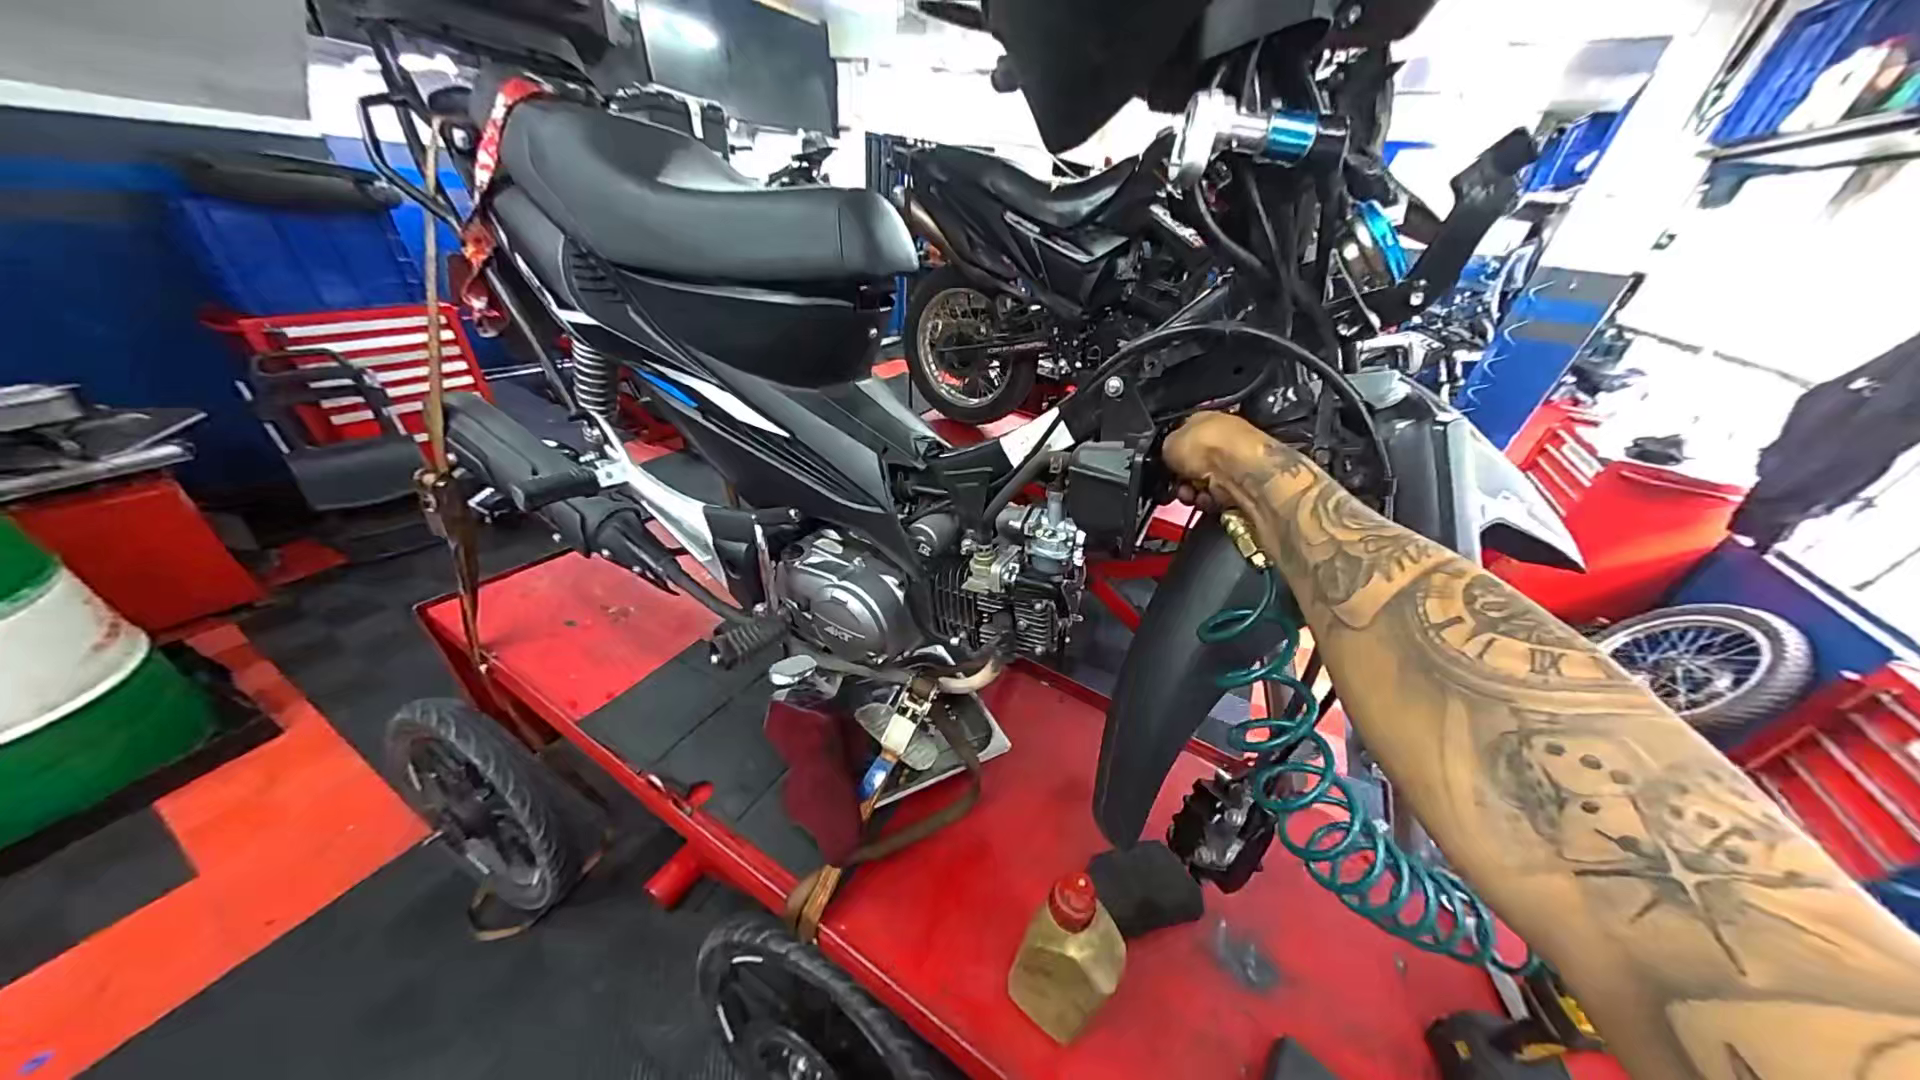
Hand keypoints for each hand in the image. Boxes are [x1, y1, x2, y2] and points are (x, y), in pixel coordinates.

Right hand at [1163, 411, 1307, 510]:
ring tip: (1190, 493)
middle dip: (1179, 478)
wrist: (1240, 470)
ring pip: (1201, 485)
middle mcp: (1223, 439)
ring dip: (1191, 492)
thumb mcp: (1168, 441)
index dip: (1170, 454)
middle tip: (1176, 481)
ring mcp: (1233, 464)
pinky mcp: (1241, 487)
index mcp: (1207, 419)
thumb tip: (1163, 457)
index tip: (1164, 466)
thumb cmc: (1213, 446)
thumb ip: (1164, 448)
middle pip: (1191, 465)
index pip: (1181, 437)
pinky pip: (1214, 499)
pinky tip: (1206, 498)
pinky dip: (1207, 502)